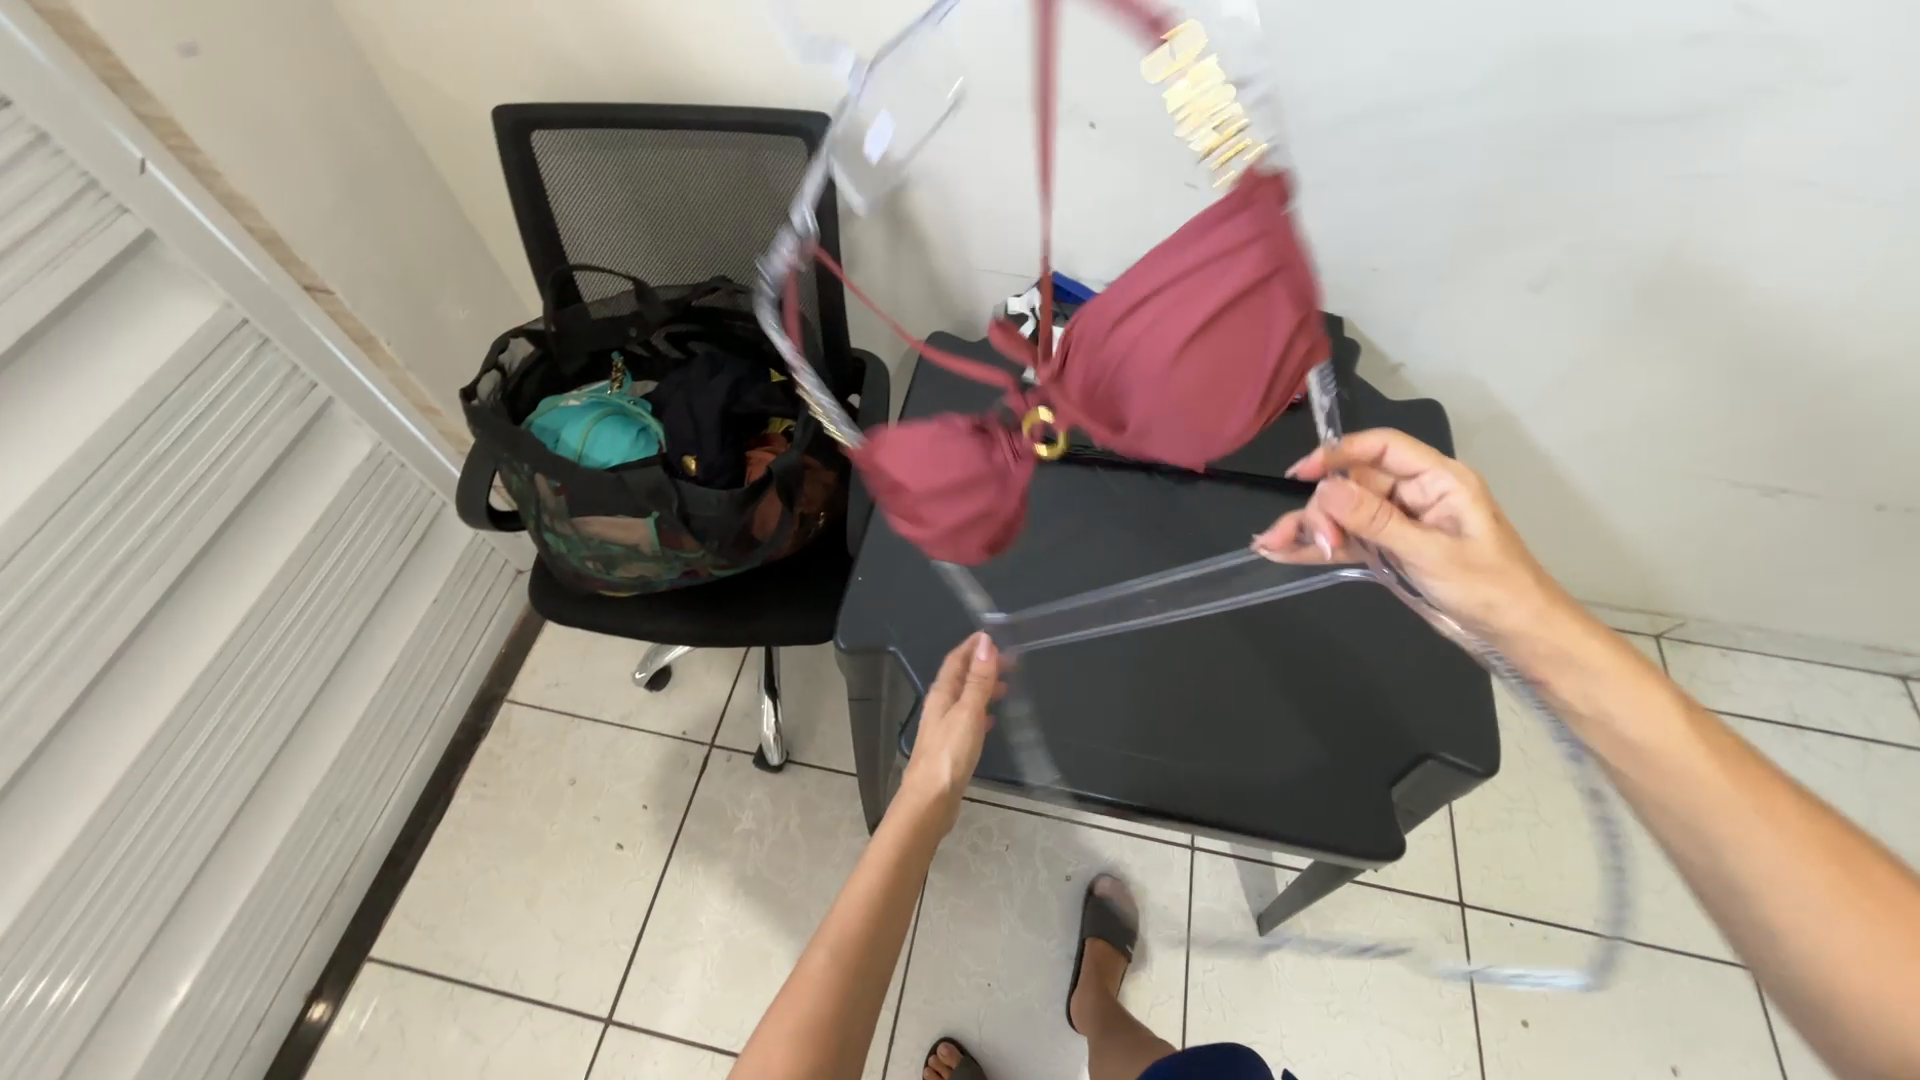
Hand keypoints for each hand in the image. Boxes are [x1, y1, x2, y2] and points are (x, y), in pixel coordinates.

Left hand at [899, 633, 1002, 826]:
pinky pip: (968, 720)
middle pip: (961, 678)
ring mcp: (945, 727)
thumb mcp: (968, 712)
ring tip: (1007, 687)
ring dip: (984, 688)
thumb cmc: (949, 754)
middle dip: (982, 666)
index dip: (972, 646)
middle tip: (1010, 661)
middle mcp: (940, 707)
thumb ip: (978, 680)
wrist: (931, 801)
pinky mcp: (951, 747)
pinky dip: (982, 713)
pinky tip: (992, 720)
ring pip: (966, 699)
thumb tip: (986, 643)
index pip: (955, 660)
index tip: (994, 636)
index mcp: (941, 694)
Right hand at [1252, 428, 1576, 645]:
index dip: (1339, 453)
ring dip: (1308, 529)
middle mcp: (1414, 495)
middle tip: (1315, 540)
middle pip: (1353, 485)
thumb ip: (1376, 521)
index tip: (1300, 474)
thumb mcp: (1431, 553)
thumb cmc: (1491, 588)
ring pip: (1342, 514)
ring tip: (1271, 546)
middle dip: (1324, 509)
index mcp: (1439, 481)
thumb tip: (1326, 489)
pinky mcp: (1388, 550)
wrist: (1516, 633)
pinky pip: (1345, 541)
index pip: (1382, 449)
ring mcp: (1398, 523)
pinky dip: (1315, 547)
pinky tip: (1281, 552)